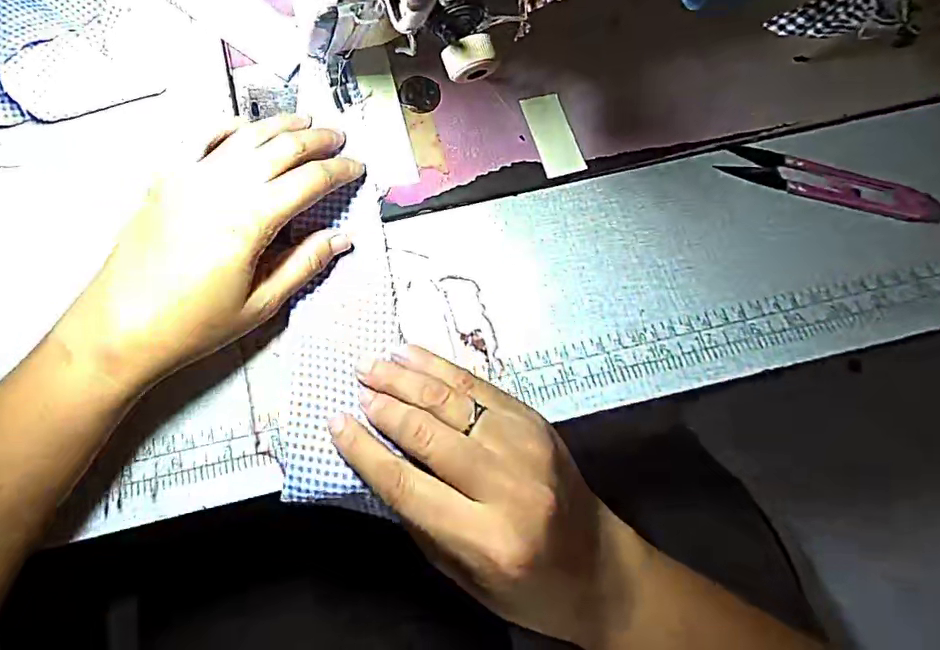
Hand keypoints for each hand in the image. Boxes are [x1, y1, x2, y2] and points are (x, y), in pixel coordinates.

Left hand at [50, 114, 364, 396]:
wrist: (121, 323)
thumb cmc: (190, 324)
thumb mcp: (258, 306)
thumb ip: (302, 264)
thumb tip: (339, 238)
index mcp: (250, 220)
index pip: (309, 180)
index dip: (339, 171)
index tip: (356, 167)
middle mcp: (222, 187)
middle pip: (282, 147)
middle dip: (317, 139)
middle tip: (337, 139)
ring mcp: (190, 176)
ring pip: (245, 135)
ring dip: (279, 125)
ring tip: (303, 123)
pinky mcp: (166, 177)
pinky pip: (200, 137)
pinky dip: (227, 125)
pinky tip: (244, 126)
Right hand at [329, 345, 632, 646]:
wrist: (603, 570)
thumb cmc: (526, 584)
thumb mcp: (463, 572)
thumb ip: (417, 517)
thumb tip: (373, 457)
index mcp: (489, 539)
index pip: (407, 485)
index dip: (365, 451)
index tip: (336, 424)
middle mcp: (510, 488)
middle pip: (427, 435)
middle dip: (384, 407)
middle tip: (356, 388)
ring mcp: (526, 447)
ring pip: (450, 400)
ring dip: (404, 379)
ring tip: (371, 365)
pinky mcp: (534, 421)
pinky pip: (476, 384)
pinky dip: (437, 366)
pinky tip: (409, 355)